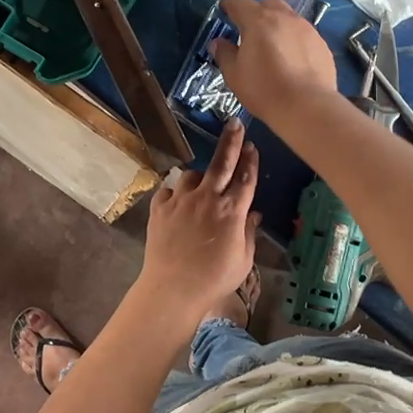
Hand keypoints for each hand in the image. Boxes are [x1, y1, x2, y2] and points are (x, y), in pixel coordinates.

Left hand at [139, 118, 259, 315]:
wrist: (173, 289)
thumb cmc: (214, 280)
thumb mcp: (242, 260)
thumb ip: (248, 233)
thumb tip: (253, 214)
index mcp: (232, 211)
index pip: (246, 178)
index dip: (251, 160)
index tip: (253, 145)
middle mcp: (207, 199)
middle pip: (222, 162)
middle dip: (231, 141)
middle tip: (235, 123)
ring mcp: (181, 201)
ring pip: (193, 175)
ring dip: (200, 176)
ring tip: (202, 184)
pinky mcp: (159, 209)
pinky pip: (168, 191)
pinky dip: (175, 193)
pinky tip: (178, 201)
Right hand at [209, 0, 337, 119]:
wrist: (306, 106)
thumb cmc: (264, 90)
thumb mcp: (234, 75)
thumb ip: (225, 54)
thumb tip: (218, 43)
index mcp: (258, 20)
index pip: (238, 2)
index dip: (229, 4)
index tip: (225, 11)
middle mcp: (284, 17)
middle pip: (268, 4)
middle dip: (258, 13)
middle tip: (251, 33)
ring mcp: (307, 29)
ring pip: (289, 18)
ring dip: (279, 27)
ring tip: (274, 50)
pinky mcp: (322, 44)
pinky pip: (304, 35)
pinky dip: (295, 42)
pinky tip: (294, 62)